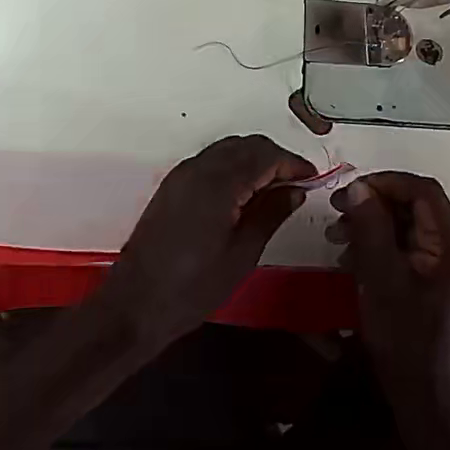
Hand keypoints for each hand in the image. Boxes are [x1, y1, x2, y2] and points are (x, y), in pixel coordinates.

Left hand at [101, 135, 315, 345]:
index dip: (292, 163)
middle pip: (246, 145)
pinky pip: (211, 161)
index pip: (265, 155)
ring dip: (254, 160)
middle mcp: (197, 169)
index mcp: (217, 183)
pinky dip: (234, 167)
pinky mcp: (173, 186)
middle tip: (297, 183)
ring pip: (228, 149)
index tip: (313, 178)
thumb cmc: (193, 287)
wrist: (136, 304)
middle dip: (275, 158)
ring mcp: (181, 175)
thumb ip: (271, 214)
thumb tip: (294, 190)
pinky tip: (247, 193)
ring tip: (276, 188)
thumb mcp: (242, 253)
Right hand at [329, 172, 449, 404]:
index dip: (387, 182)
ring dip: (370, 224)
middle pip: (414, 207)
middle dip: (374, 204)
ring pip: (404, 226)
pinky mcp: (426, 281)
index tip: (352, 190)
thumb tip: (358, 187)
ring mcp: (439, 267)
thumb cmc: (402, 335)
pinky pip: (401, 249)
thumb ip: (371, 228)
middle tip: (337, 209)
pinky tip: (349, 257)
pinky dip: (375, 246)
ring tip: (337, 234)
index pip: (424, 192)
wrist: (419, 392)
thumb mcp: (381, 277)